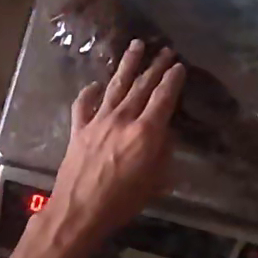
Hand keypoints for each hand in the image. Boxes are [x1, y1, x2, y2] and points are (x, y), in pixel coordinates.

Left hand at [38, 40, 184, 254]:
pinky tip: (95, 85)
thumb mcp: (154, 183)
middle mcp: (122, 119)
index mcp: (145, 133)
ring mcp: (98, 121)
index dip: (173, 80)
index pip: (163, 98)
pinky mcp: (78, 129)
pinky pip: (84, 105)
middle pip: (141, 86)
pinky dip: (90, 92)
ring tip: (136, 46)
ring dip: (127, 65)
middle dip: (155, 66)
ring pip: (115, 86)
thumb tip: (165, 135)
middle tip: (164, 50)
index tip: (179, 66)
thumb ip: (162, 154)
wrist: (79, 211)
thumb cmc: (121, 203)